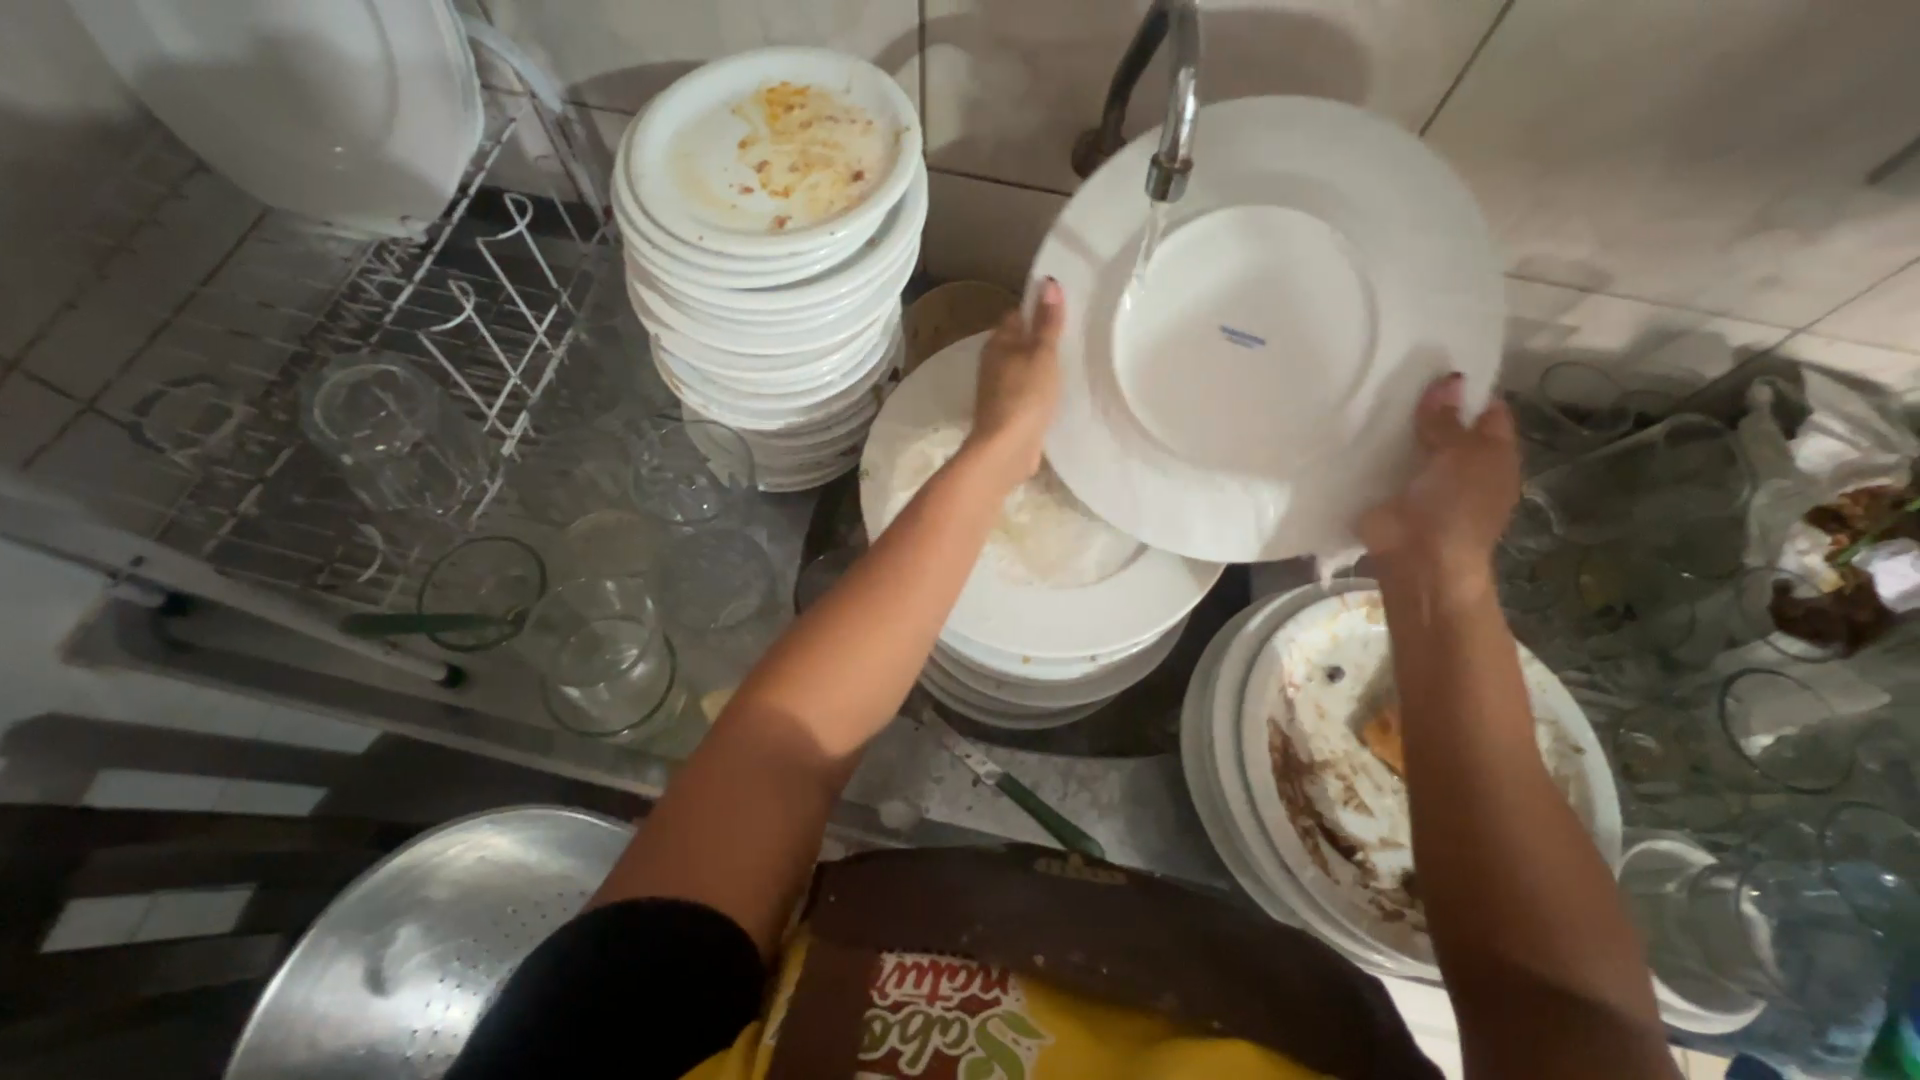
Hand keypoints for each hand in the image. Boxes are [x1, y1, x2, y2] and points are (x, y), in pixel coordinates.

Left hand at [967, 278, 1064, 483]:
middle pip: (1018, 342)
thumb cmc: (1025, 394)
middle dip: (1040, 338)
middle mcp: (993, 363)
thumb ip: (1047, 322)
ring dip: (1040, 366)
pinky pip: (1026, 392)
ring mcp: (998, 390)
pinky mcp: (1008, 413)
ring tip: (1069, 363)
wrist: (1006, 448)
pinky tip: (1056, 393)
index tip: (1063, 309)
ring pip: (1022, 368)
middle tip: (1072, 336)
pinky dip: (1039, 389)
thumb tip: (1047, 282)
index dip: (1037, 309)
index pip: (1016, 315)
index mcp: (998, 343)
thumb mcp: (1042, 353)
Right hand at [1358, 373, 1520, 597]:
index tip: (1440, 361)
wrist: (1418, 560)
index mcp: (1494, 456)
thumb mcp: (1461, 454)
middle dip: (1426, 404)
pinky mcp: (1389, 495)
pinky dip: (1370, 451)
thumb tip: (1449, 380)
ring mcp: (1424, 483)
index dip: (1470, 389)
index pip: (1488, 412)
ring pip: (1411, 444)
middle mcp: (1461, 467)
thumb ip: (1448, 419)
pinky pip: (1380, 465)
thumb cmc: (1455, 505)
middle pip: (1446, 426)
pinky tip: (1351, 427)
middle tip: (1396, 370)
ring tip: (1369, 390)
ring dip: (1394, 427)